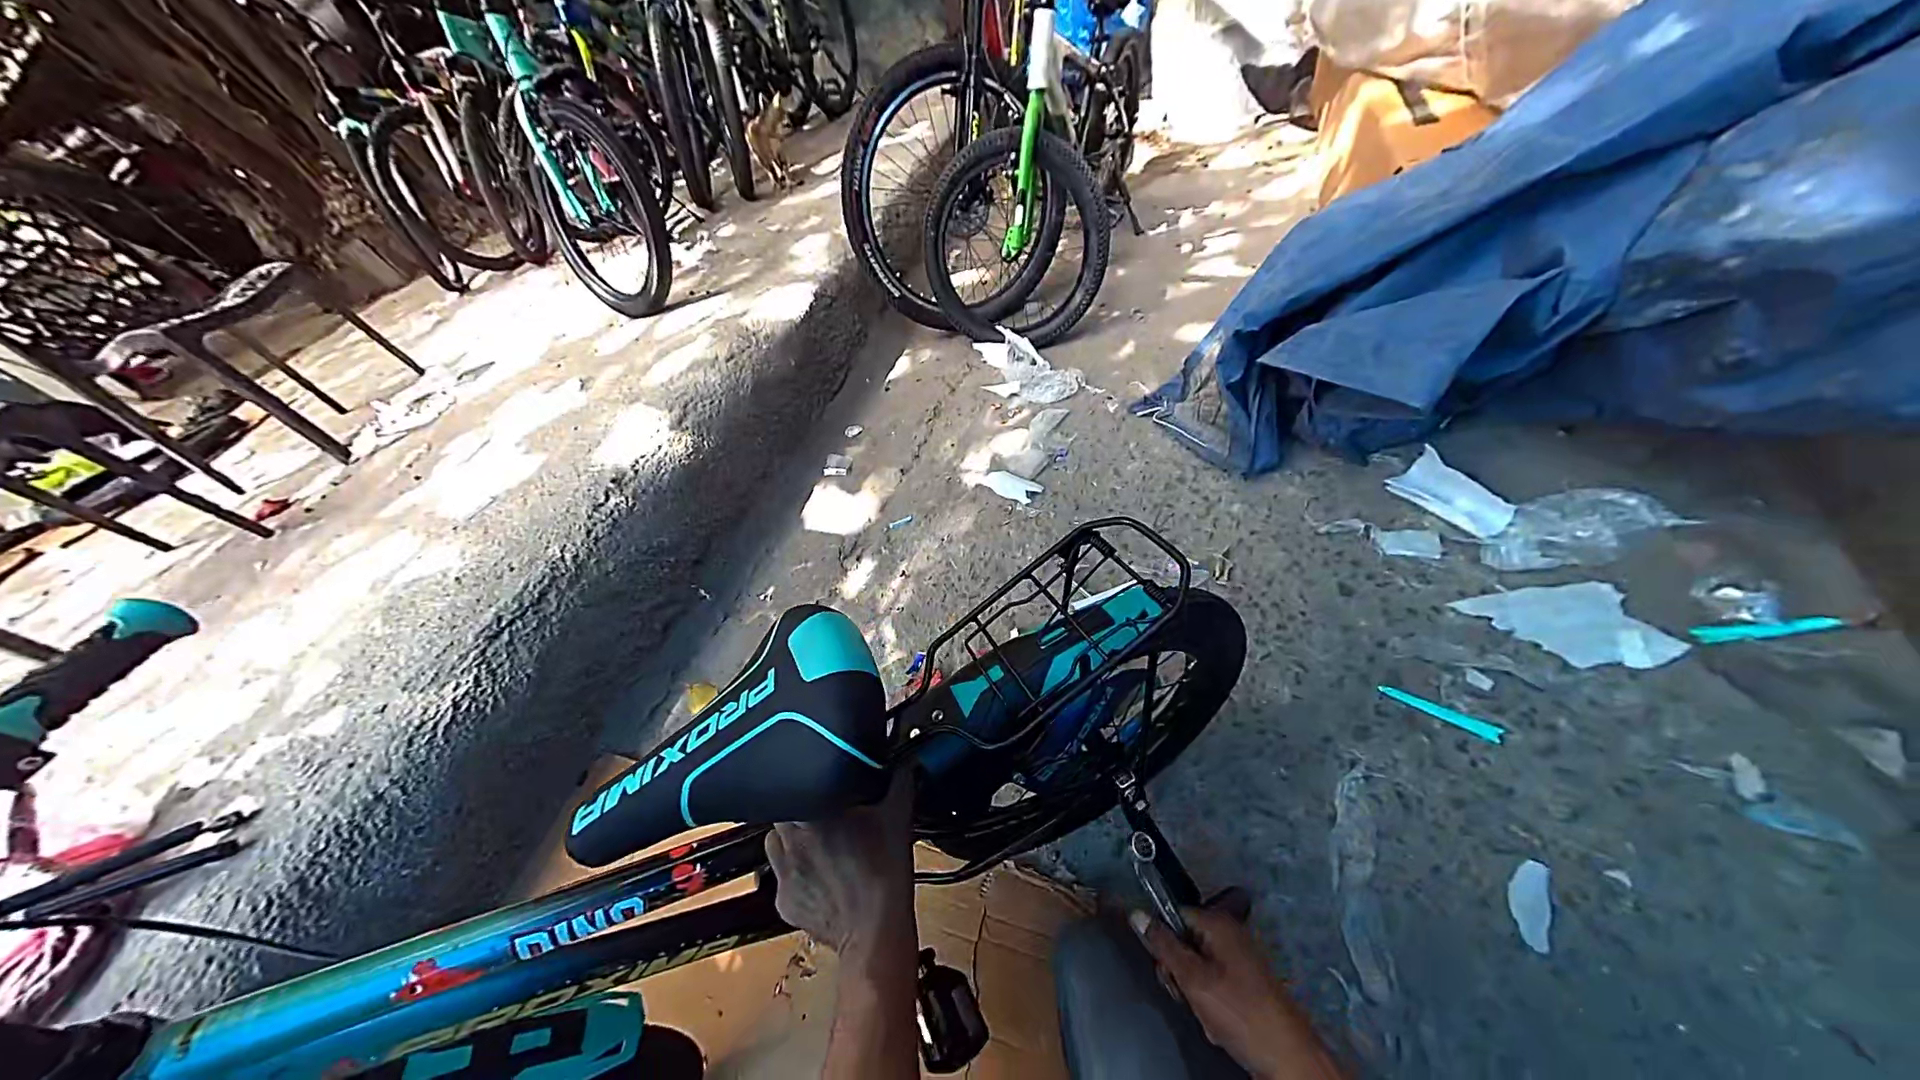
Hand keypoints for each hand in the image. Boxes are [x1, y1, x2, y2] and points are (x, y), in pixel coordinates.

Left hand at [765, 768, 915, 958]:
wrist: (876, 931)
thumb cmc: (885, 873)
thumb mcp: (898, 817)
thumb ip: (899, 780)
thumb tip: (905, 761)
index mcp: (811, 814)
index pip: (793, 786)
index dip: (808, 785)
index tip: (822, 788)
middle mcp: (789, 841)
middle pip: (782, 813)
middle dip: (801, 811)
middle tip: (826, 816)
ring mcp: (782, 874)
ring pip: (777, 844)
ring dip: (793, 840)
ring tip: (820, 845)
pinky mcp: (783, 902)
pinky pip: (783, 877)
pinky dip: (797, 874)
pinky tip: (821, 876)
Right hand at [1132, 900, 1343, 1079]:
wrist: (1288, 1059)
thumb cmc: (1239, 1012)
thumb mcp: (1192, 978)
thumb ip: (1162, 945)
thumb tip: (1136, 913)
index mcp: (1218, 924)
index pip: (1173, 914)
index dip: (1162, 940)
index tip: (1163, 967)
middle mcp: (1229, 935)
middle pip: (1184, 942)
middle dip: (1178, 972)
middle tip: (1186, 994)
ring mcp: (1239, 961)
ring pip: (1196, 968)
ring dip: (1193, 992)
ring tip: (1205, 1013)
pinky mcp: (1245, 986)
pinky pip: (1212, 985)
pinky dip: (1209, 1004)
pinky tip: (1217, 1024)